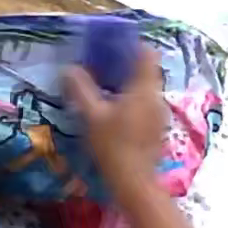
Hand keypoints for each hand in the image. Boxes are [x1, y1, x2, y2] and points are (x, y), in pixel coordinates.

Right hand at [64, 46, 168, 201]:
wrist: (134, 183)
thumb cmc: (113, 146)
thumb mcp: (91, 116)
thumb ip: (80, 89)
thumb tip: (69, 68)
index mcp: (143, 88)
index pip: (147, 53)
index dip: (132, 44)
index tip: (111, 45)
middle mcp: (156, 96)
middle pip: (146, 69)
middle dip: (126, 64)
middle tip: (101, 64)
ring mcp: (159, 113)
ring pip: (146, 86)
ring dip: (128, 82)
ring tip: (104, 86)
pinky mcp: (157, 127)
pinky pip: (146, 101)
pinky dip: (132, 98)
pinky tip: (114, 109)